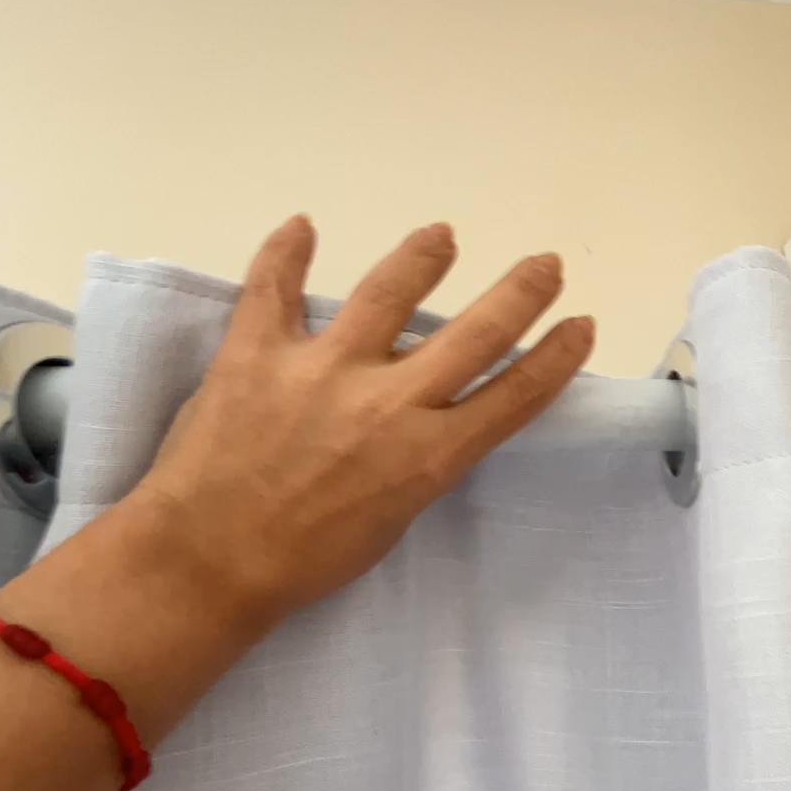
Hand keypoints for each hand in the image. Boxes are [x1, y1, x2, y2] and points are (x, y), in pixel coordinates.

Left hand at [128, 216, 594, 622]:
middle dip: (522, 294)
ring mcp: (324, 371)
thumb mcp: (402, 514)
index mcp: (432, 454)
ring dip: (424, 258)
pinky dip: (286, 255)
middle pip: (477, 334)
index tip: (581, 325)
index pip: (517, 394)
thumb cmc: (316, 555)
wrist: (209, 564)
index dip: (558, 355)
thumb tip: (439, 409)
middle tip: (546, 264)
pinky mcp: (257, 354)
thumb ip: (428, 455)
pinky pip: (272, 289)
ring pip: (387, 295)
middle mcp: (391, 403)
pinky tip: (303, 226)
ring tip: (444, 235)